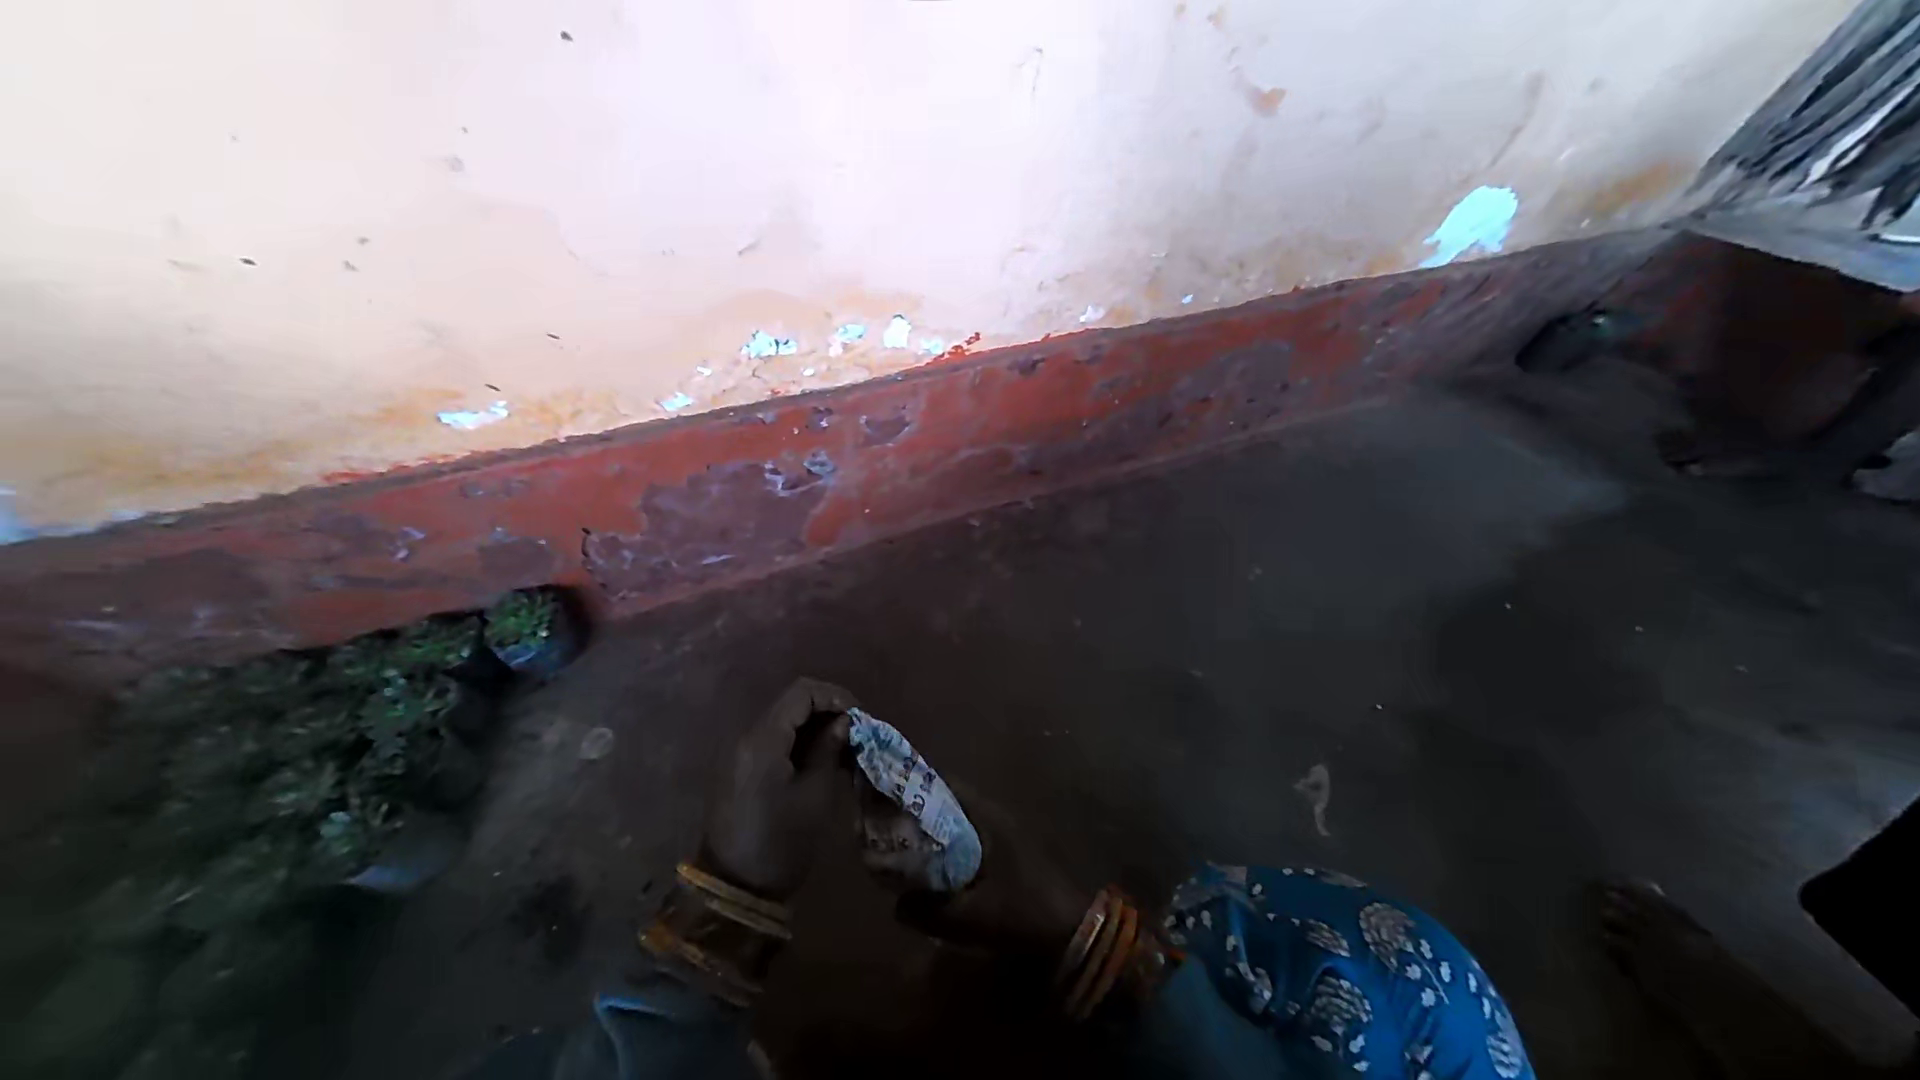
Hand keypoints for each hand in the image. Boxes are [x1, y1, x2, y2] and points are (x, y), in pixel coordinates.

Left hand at [701, 678, 856, 899]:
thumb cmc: (780, 842)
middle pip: (791, 703)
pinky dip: (800, 741)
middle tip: (857, 730)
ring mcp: (741, 753)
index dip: (834, 696)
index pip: (801, 693)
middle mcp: (747, 737)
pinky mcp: (742, 769)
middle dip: (827, 709)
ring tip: (845, 744)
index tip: (860, 717)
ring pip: (784, 720)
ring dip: (815, 725)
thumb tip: (843, 723)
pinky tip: (823, 758)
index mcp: (763, 740)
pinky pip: (775, 740)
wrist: (734, 888)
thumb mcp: (815, 796)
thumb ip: (828, 750)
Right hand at [888, 789, 1090, 960]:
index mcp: (985, 815)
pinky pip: (968, 834)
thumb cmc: (1022, 911)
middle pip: (946, 797)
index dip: (913, 782)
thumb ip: (930, 911)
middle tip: (884, 821)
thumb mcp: (971, 917)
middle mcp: (992, 813)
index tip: (884, 790)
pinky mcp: (1006, 848)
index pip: (944, 781)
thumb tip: (896, 905)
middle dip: (916, 806)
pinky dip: (947, 842)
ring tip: (900, 842)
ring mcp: (1002, 829)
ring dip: (932, 826)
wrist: (1072, 927)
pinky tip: (932, 865)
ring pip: (957, 817)